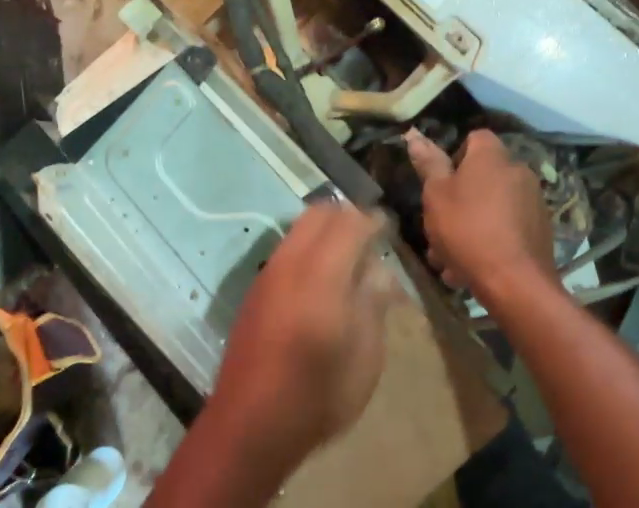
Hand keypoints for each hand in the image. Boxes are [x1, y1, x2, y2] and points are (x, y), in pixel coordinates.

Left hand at [207, 204, 399, 468]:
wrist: (249, 424)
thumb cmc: (317, 395)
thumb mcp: (363, 356)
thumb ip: (373, 302)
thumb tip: (379, 268)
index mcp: (320, 275)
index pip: (349, 223)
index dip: (372, 220)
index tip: (389, 228)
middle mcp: (290, 263)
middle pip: (319, 214)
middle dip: (347, 217)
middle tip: (371, 238)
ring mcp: (267, 274)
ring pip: (299, 229)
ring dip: (325, 231)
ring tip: (349, 260)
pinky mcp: (256, 291)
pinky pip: (287, 250)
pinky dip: (308, 248)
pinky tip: (322, 281)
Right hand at [406, 129, 556, 303]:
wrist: (515, 281)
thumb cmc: (467, 229)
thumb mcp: (436, 195)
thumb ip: (428, 164)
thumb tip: (416, 136)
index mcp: (492, 156)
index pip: (474, 138)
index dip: (454, 156)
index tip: (440, 182)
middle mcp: (518, 170)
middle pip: (482, 177)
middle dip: (458, 201)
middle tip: (437, 228)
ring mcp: (533, 201)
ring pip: (491, 207)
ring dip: (470, 226)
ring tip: (448, 260)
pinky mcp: (540, 230)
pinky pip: (506, 228)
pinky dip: (489, 241)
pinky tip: (470, 269)